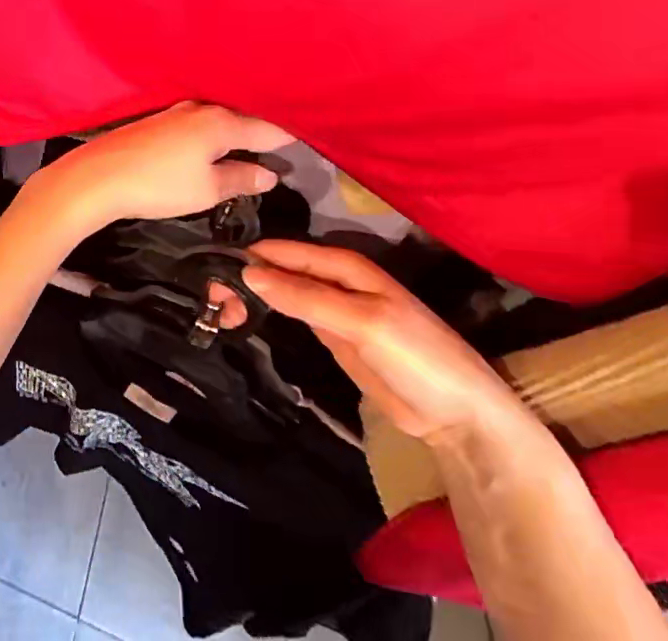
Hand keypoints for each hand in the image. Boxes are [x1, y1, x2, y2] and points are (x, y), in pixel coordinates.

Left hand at [28, 102, 293, 232]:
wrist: (96, 177)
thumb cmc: (157, 185)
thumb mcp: (206, 190)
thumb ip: (240, 180)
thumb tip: (270, 174)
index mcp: (221, 122)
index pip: (268, 127)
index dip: (291, 134)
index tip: (315, 134)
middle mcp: (203, 108)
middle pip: (245, 115)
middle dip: (267, 125)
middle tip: (294, 136)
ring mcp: (178, 111)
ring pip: (222, 115)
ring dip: (241, 125)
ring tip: (262, 138)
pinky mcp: (160, 120)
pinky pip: (202, 120)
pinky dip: (217, 128)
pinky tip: (221, 139)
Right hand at [231, 240, 535, 447]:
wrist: (458, 415)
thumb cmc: (417, 357)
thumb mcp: (362, 322)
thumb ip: (306, 297)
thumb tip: (249, 272)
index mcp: (346, 266)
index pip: (286, 252)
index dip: (250, 257)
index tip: (210, 269)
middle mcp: (336, 280)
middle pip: (281, 268)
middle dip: (246, 275)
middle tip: (211, 297)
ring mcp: (333, 308)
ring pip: (283, 290)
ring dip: (253, 293)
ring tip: (217, 305)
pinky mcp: (332, 335)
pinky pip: (293, 313)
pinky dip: (268, 311)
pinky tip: (244, 314)